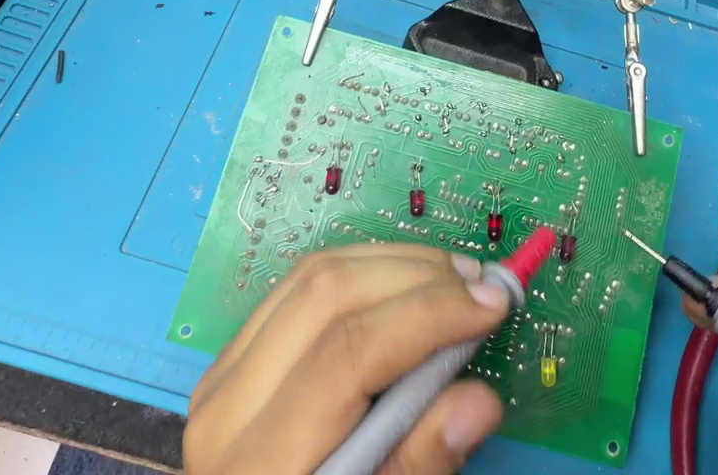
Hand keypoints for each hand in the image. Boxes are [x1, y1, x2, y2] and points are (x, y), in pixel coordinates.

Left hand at [186, 243, 510, 473]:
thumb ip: (418, 463)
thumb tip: (480, 400)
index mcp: (259, 460)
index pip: (347, 352)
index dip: (428, 316)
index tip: (493, 304)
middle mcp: (226, 404)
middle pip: (326, 295)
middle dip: (416, 277)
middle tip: (481, 286)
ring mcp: (225, 371)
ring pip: (311, 275)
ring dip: (393, 263)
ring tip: (455, 279)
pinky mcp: (235, 355)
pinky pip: (299, 285)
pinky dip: (362, 271)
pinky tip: (406, 283)